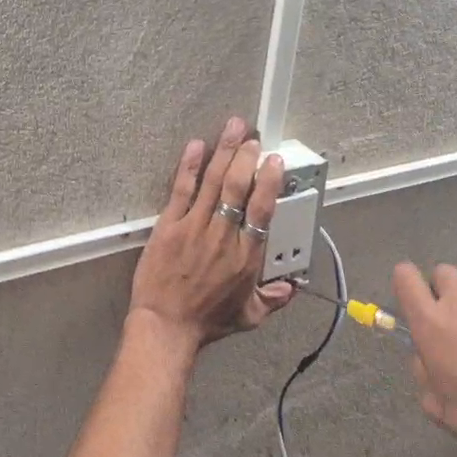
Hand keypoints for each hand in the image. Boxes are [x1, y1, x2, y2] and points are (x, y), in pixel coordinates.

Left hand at [127, 117, 294, 351]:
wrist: (165, 327)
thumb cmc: (205, 322)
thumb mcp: (248, 316)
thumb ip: (273, 299)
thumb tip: (291, 289)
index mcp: (246, 257)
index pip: (263, 210)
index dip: (270, 181)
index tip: (275, 161)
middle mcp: (223, 237)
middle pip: (239, 187)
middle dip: (247, 157)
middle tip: (253, 137)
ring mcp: (195, 228)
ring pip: (214, 182)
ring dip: (225, 152)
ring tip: (233, 128)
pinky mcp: (169, 226)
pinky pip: (181, 190)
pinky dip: (190, 166)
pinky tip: (196, 146)